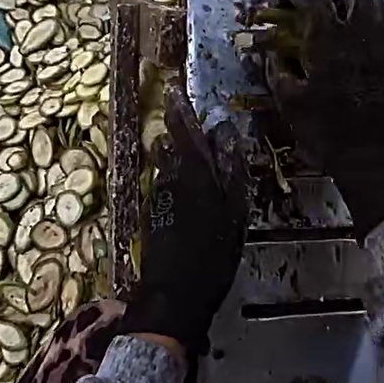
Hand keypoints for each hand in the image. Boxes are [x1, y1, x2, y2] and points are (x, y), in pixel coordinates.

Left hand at [120, 85, 248, 356]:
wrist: (172, 294)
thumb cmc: (211, 257)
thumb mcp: (232, 216)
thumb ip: (231, 173)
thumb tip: (227, 136)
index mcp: (194, 177)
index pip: (185, 133)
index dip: (180, 110)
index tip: (173, 88)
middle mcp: (171, 180)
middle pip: (172, 145)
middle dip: (176, 127)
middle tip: (179, 110)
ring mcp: (157, 195)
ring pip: (165, 163)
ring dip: (172, 150)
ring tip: (180, 140)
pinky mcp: (151, 210)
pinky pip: (163, 181)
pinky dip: (171, 173)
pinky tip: (180, 179)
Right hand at [260, 0, 383, 234]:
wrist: (368, 155)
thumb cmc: (322, 130)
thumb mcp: (287, 100)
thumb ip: (277, 67)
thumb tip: (271, 50)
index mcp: (329, 41)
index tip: (278, 1)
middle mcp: (359, 32)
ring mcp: (381, 41)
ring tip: (327, 7)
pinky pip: (379, 17)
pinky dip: (359, 13)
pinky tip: (344, 31)